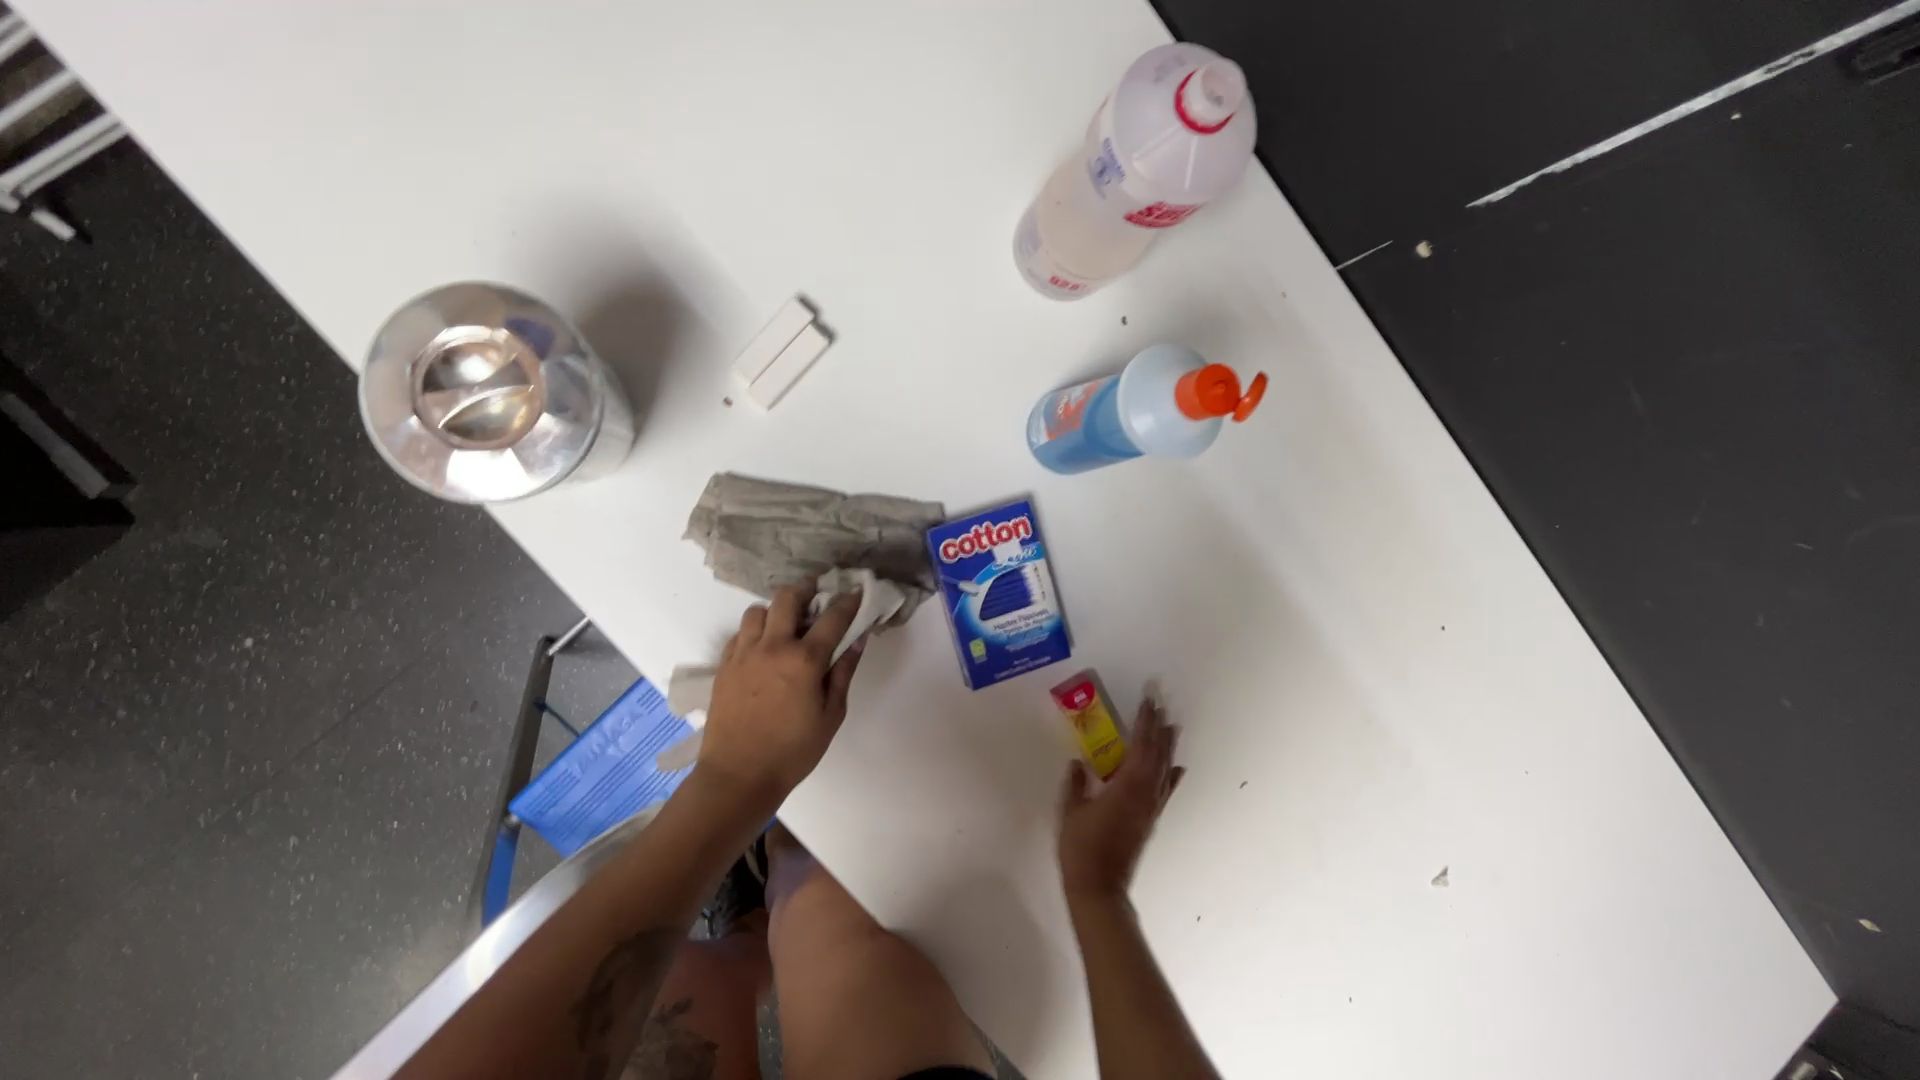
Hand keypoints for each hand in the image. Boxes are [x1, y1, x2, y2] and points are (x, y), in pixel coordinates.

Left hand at [697, 584, 865, 809]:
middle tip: (817, 594)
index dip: (848, 601)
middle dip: (806, 590)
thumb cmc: (793, 751)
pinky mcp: (724, 665)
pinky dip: (754, 631)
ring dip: (775, 611)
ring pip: (758, 611)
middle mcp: (772, 646)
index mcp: (804, 660)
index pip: (832, 617)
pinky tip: (763, 648)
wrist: (738, 775)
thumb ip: (843, 673)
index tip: (856, 592)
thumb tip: (858, 640)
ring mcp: (743, 653)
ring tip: (786, 624)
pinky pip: (740, 633)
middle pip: (788, 598)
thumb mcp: (831, 715)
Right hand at [1058, 697, 1185, 902]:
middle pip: (1156, 755)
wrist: (1099, 887)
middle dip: (1158, 729)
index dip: (1144, 724)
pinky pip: (1165, 792)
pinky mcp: (1150, 821)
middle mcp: (1144, 794)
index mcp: (1125, 787)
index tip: (1148, 703)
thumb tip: (1078, 763)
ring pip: (1163, 771)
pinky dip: (1171, 777)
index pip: (1139, 747)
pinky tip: (1177, 769)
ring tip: (1171, 727)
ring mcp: (1150, 808)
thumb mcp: (1070, 811)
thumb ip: (1075, 784)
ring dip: (1167, 748)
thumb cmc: (1081, 848)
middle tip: (1160, 706)